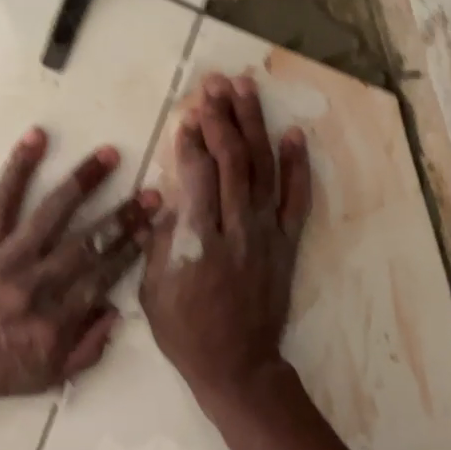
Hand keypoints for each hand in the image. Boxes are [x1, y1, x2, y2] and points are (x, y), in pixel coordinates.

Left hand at [0, 128, 157, 403]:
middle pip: (89, 243)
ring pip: (52, 214)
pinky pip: (1, 202)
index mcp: (59, 319)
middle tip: (150, 192)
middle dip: (123, 216)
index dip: (132, 248)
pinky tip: (36, 139)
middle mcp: (39, 285)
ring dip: (83, 182)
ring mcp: (8, 260)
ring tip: (108, 155)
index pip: (104, 275)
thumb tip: (115, 310)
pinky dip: (18, 169)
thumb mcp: (48, 376)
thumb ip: (88, 348)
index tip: (154, 225)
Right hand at [141, 73, 311, 402]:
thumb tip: (169, 199)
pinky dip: (297, 166)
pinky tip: (292, 135)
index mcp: (198, 241)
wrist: (235, 363)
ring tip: (246, 90)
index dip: (191, 141)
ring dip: (254, 126)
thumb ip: (160, 241)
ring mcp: (266, 236)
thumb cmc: (185, 331)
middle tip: (214, 86)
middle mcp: (236, 230)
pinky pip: (296, 200)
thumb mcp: (153, 290)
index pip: (197, 175)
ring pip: (263, 170)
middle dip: (222, 118)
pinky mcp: (286, 246)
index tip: (185, 115)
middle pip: (232, 161)